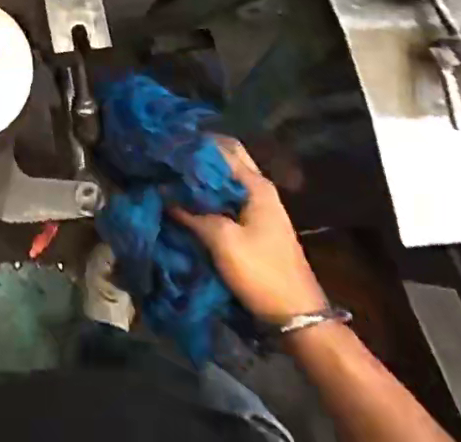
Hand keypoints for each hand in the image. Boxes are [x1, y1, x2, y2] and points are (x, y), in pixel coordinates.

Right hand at [171, 137, 325, 325]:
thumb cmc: (261, 272)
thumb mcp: (223, 241)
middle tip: (169, 158)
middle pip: (226, 161)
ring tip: (172, 176)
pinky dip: (208, 195)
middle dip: (199, 157)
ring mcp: (259, 207)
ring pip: (226, 180)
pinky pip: (227, 199)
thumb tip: (164, 193)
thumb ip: (192, 213)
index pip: (223, 149)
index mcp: (256, 185)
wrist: (296, 316)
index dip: (195, 145)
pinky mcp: (254, 225)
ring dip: (202, 177)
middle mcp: (259, 189)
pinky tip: (187, 201)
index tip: (168, 145)